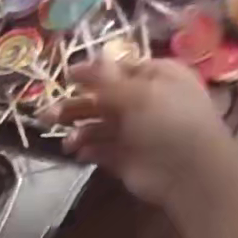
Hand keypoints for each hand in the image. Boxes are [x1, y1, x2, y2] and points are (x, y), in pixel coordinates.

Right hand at [39, 58, 237, 206]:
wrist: (188, 174)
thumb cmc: (169, 124)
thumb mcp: (139, 94)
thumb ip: (107, 81)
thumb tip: (83, 63)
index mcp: (155, 78)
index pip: (118, 70)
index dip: (92, 73)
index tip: (66, 78)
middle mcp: (143, 101)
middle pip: (101, 99)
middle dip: (75, 106)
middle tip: (48, 116)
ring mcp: (133, 131)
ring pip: (96, 125)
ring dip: (78, 130)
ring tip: (67, 143)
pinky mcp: (123, 157)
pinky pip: (98, 149)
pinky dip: (86, 149)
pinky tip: (80, 153)